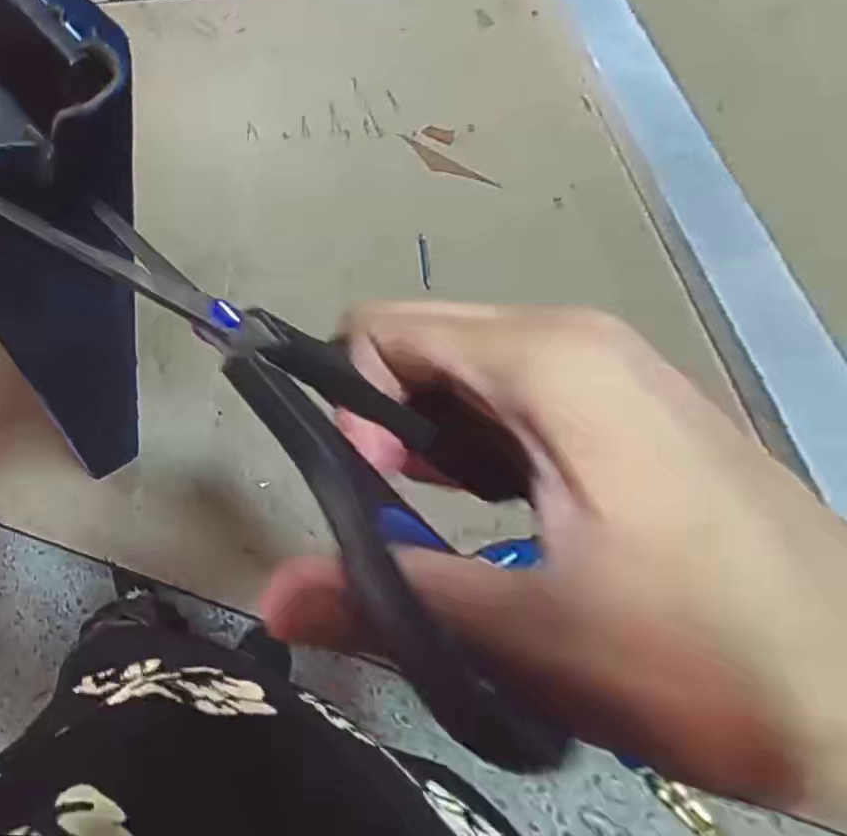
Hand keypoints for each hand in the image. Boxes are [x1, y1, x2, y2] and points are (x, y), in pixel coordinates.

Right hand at [258, 303, 846, 816]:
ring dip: (414, 422)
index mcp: (549, 362)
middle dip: (377, 409)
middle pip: (405, 336)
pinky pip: (489, 379)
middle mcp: (570, 338)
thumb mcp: (534, 639)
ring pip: (443, 357)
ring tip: (445, 496)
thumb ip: (386, 600)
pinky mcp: (615, 395)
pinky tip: (493, 490)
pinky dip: (460, 426)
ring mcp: (601, 363)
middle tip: (403, 489)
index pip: (377, 330)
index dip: (353, 403)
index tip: (379, 478)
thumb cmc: (726, 663)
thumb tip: (269, 603)